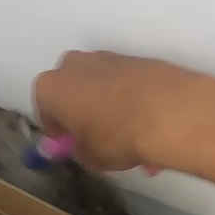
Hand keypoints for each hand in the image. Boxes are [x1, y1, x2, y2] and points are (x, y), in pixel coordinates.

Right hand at [30, 51, 214, 173]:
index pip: (44, 111)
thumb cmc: (116, 137)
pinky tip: (149, 126)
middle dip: (83, 114)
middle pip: (72, 92)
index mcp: (51, 87)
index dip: (58, 132)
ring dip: (109, 108)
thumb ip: (77, 150)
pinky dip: (133, 101)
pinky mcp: (137, 58)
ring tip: (131, 138)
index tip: (72, 145)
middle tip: (99, 139)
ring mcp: (107, 57)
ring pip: (101, 87)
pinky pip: (126, 84)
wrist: (170, 111)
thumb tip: (79, 146)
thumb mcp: (90, 157)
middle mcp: (74, 64)